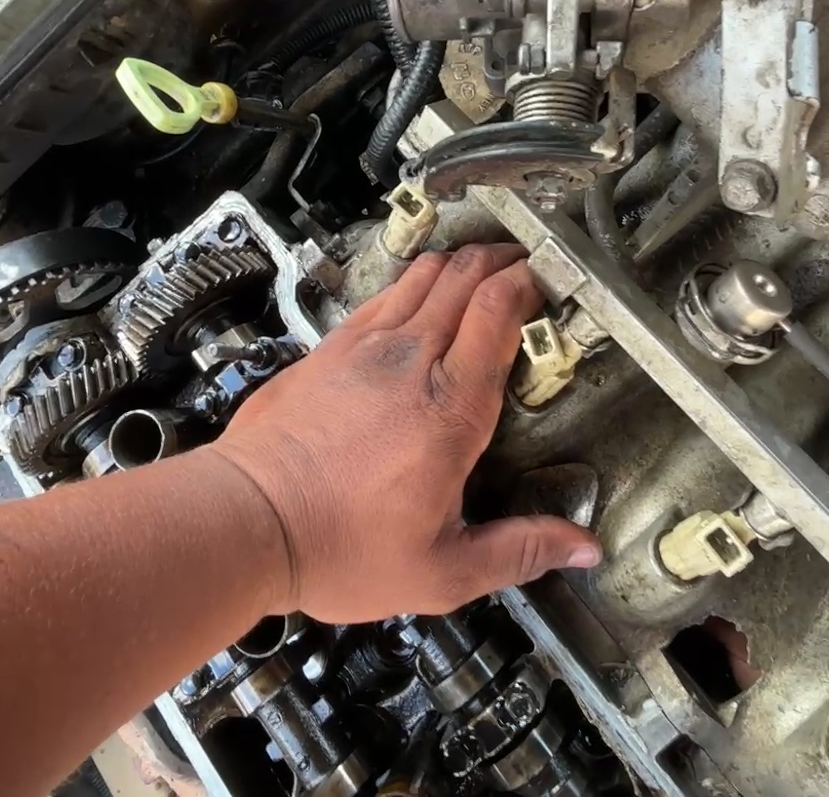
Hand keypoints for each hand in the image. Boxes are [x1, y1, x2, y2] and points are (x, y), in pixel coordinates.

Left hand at [213, 244, 602, 622]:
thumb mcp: (442, 571)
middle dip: (502, 258)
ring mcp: (363, 346)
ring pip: (423, 276)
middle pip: (465, 277)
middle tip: (526, 261)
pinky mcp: (328, 347)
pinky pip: (382, 294)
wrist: (245, 520)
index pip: (499, 310)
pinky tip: (419, 290)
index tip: (550, 280)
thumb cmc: (339, 547)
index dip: (529, 282)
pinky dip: (412, 280)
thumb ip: (519, 549)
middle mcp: (410, 360)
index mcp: (451, 407)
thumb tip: (583, 545)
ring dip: (459, 262)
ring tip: (482, 264)